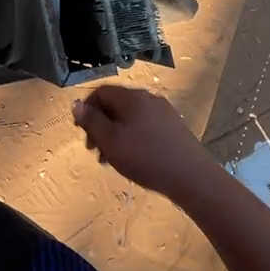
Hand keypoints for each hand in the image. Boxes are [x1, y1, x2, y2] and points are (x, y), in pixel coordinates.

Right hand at [72, 85, 217, 198]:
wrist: (193, 178)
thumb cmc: (146, 157)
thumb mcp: (111, 141)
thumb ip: (91, 122)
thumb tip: (76, 105)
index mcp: (131, 97)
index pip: (101, 92)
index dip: (86, 109)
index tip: (81, 132)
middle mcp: (148, 99)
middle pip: (116, 105)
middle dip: (101, 125)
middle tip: (94, 149)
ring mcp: (164, 112)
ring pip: (130, 117)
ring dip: (116, 134)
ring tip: (111, 159)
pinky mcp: (174, 128)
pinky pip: (145, 126)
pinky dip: (133, 137)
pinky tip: (133, 158)